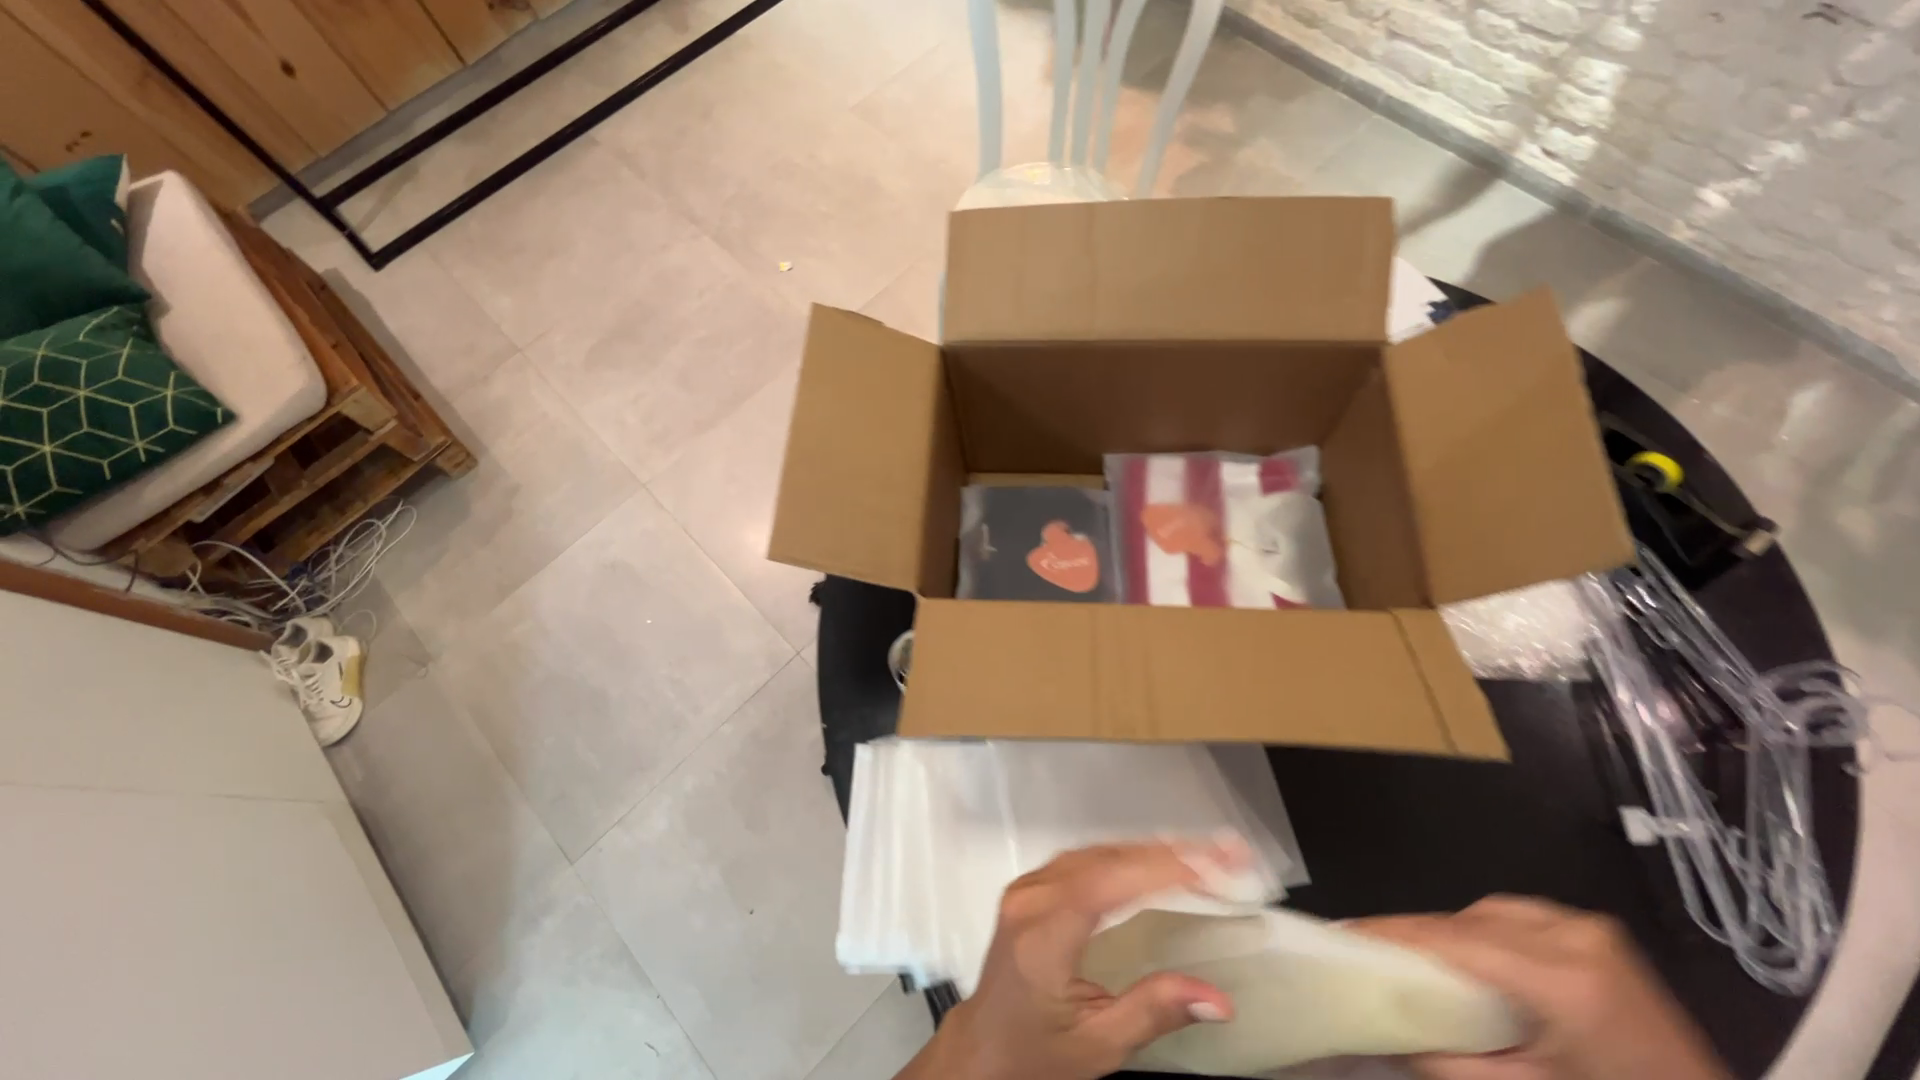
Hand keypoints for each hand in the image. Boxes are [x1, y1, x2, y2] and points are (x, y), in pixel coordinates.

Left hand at [896, 842, 1239, 1079]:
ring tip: (1203, 853)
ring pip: (1095, 852)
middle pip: (1106, 860)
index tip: (1210, 864)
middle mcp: (1031, 902)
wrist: (984, 1047)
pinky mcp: (1029, 887)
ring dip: (1150, 849)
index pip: (1105, 883)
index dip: (1158, 868)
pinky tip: (1155, 860)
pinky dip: (1125, 855)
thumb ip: (1153, 1012)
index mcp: (1043, 938)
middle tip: (1225, 853)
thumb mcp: (1097, 1044)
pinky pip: (1082, 858)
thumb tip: (1217, 999)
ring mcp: (1026, 889)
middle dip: (1170, 853)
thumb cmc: (1036, 1051)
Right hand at [1353, 895, 1731, 1079]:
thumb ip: (1448, 1060)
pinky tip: (1476, 957)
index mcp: (1560, 982)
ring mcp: (1589, 928)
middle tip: (1370, 950)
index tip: (1343, 933)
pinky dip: (1485, 929)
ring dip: (1450, 931)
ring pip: (1488, 911)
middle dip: (1415, 933)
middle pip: (1466, 921)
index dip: (1393, 934)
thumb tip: (1382, 1030)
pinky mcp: (1598, 931)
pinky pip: (1519, 915)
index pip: (1453, 942)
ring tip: (1420, 958)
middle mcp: (1573, 937)